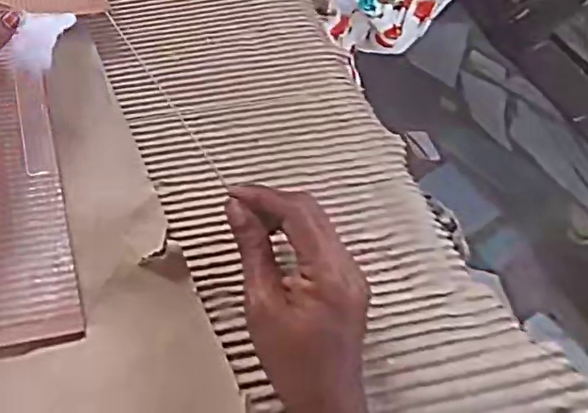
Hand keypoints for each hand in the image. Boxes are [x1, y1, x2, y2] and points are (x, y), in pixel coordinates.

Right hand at [227, 186, 369, 412]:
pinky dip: (293, 227)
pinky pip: (320, 235)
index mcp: (330, 275)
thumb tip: (238, 210)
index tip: (235, 195)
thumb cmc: (296, 368)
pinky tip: (271, 234)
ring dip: (281, 212)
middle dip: (271, 200)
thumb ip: (252, 249)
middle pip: (309, 209)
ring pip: (315, 218)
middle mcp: (348, 269)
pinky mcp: (347, 279)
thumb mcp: (262, 304)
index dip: (262, 196)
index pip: (297, 213)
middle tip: (239, 204)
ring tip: (250, 219)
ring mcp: (352, 273)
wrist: (325, 405)